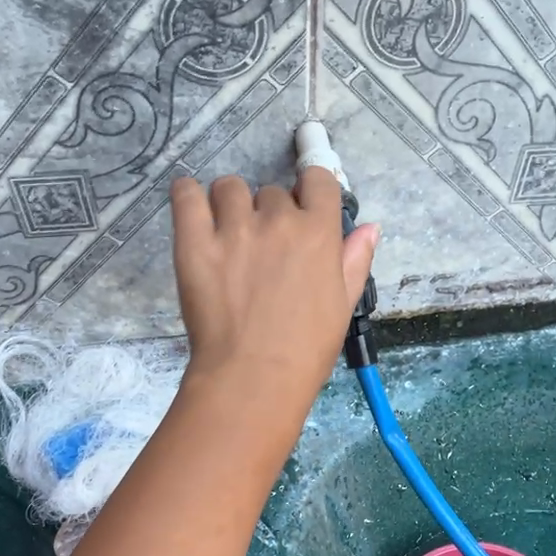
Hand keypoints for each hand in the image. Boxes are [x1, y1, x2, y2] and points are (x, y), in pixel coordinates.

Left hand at [170, 166, 378, 404]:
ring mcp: (233, 228)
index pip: (317, 179)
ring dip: (229, 204)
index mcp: (319, 232)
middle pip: (270, 192)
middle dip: (268, 213)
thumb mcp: (343, 306)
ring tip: (226, 237)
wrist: (254, 377)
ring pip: (228, 188)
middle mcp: (278, 219)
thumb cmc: (306, 350)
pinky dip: (187, 195)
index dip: (309, 189)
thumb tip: (370, 228)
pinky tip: (192, 211)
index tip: (301, 207)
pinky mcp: (194, 241)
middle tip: (261, 251)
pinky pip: (186, 194)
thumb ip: (355, 261)